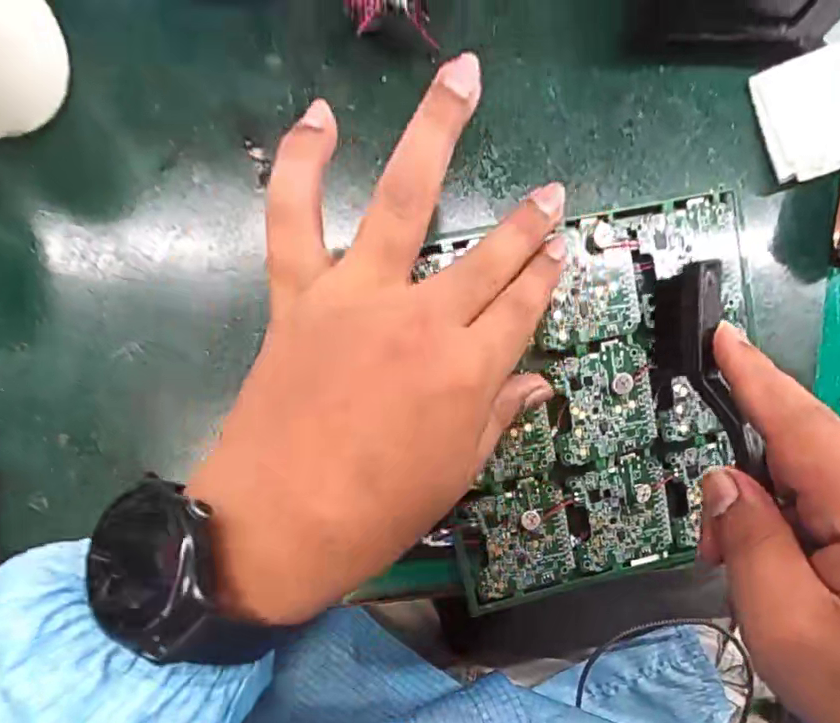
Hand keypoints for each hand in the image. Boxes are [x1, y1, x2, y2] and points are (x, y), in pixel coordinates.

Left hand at [186, 54, 567, 625]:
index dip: (545, 279)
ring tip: (460, 79)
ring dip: (434, 133)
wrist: (280, 526)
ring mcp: (356, 301)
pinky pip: (292, 221)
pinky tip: (315, 120)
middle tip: (548, 196)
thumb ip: (495, 419)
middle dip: (524, 226)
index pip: (523, 308)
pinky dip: (298, 167)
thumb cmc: (376, 516)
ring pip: (400, 201)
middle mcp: (422, 320)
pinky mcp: (298, 301)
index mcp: (469, 370)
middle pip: (485, 258)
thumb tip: (536, 385)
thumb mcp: (453, 476)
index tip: (559, 254)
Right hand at [696, 326, 839, 722]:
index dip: (760, 381)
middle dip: (754, 496)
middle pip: (813, 463)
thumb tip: (728, 478)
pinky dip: (809, 528)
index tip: (725, 338)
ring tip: (757, 577)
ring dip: (779, 519)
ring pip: (829, 486)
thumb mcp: (778, 620)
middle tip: (719, 557)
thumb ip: (750, 538)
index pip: (809, 430)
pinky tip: (796, 572)